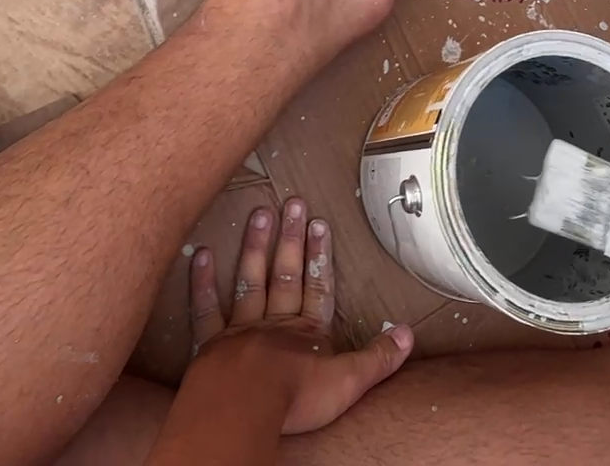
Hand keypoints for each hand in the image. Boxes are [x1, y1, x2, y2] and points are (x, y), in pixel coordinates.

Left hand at [187, 197, 412, 433]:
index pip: (318, 286)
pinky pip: (206, 309)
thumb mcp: (348, 381)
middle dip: (291, 238)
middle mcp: (275, 323)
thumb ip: (378, 358)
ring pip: (251, 281)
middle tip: (293, 202)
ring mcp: (241, 329)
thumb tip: (408, 335)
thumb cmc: (295, 397)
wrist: (244, 407)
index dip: (320, 255)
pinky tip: (201, 255)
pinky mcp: (210, 344)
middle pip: (285, 273)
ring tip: (260, 214)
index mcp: (307, 332)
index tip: (320, 223)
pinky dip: (203, 282)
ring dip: (256, 247)